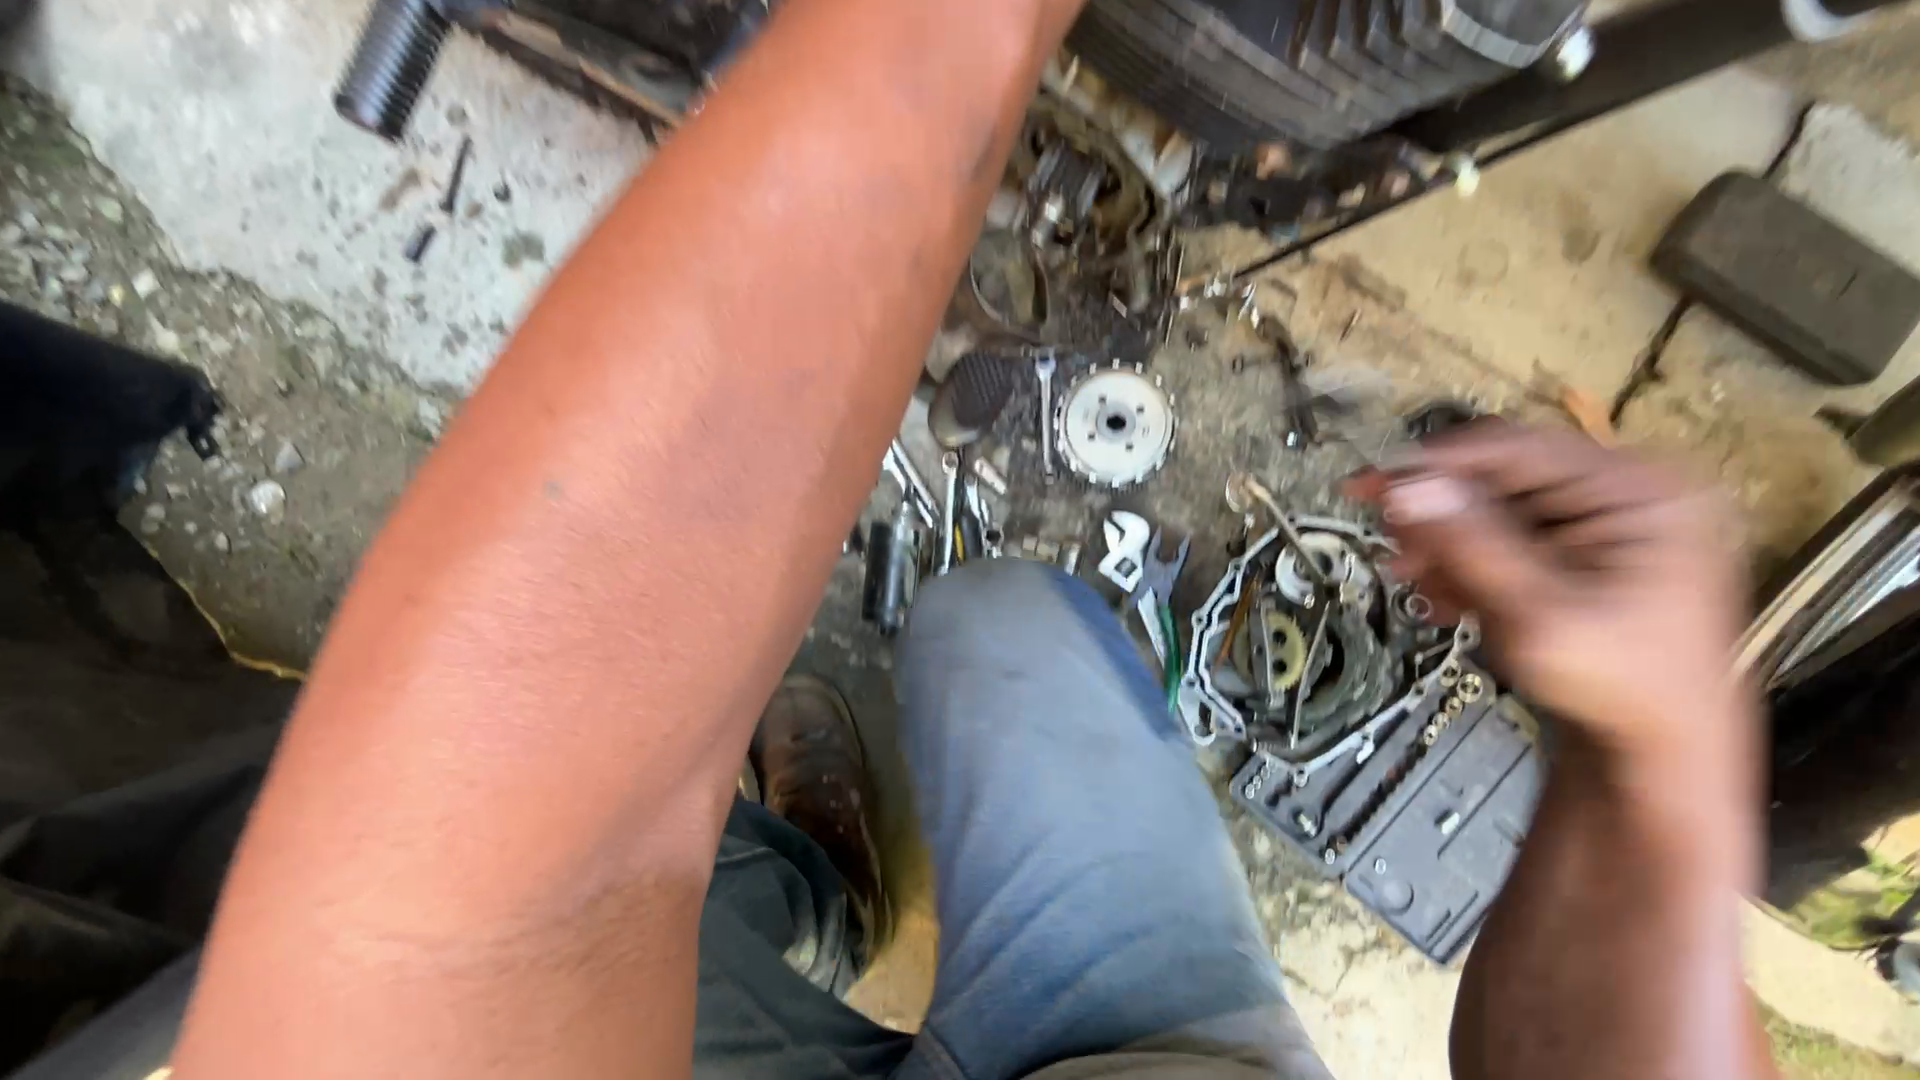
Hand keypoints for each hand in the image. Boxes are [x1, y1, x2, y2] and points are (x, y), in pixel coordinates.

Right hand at [1349, 424, 1753, 756]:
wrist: (1658, 750)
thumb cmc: (1617, 684)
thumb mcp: (1536, 612)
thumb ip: (1470, 544)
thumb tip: (1407, 488)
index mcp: (1637, 490)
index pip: (1512, 450)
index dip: (1432, 465)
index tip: (1369, 485)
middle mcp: (1624, 491)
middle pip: (1499, 479)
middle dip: (1437, 515)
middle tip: (1390, 546)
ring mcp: (1605, 521)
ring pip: (1492, 510)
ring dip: (1444, 544)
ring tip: (1414, 580)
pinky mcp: (1583, 550)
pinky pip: (1505, 538)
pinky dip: (1467, 562)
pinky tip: (1445, 596)